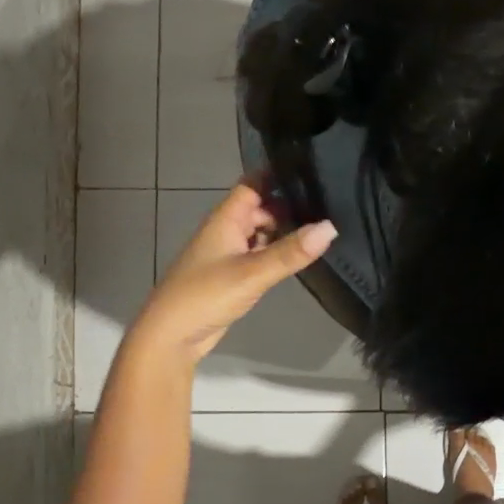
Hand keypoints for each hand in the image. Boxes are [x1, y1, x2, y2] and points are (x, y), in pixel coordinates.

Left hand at [130, 181, 336, 361]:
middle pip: (261, 207)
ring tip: (324, 227)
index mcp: (225, 219)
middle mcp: (226, 230)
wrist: (172, 336)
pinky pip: (259, 255)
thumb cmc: (206, 295)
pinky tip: (300, 257)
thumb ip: (290, 252)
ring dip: (285, 231)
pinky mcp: (232, 276)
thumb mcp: (252, 272)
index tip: (314, 168)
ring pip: (261, 232)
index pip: (254, 184)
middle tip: (332, 203)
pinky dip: (277, 253)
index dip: (279, 174)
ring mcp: (228, 254)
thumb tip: (331, 227)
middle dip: (290, 205)